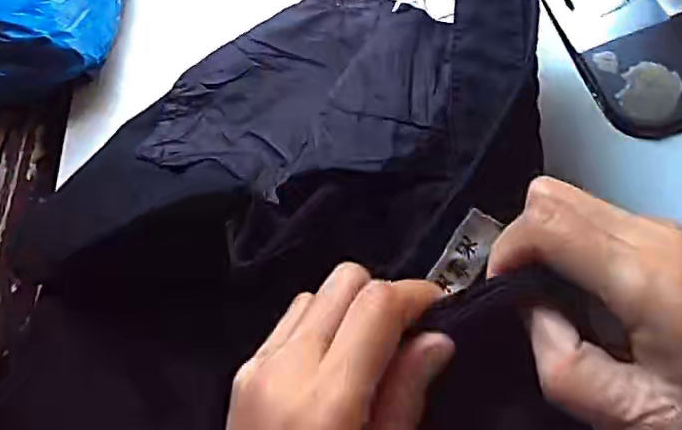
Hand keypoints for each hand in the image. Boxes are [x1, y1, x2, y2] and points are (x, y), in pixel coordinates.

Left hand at [228, 262, 454, 429]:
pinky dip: (322, 323)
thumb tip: (437, 338)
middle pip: (348, 280)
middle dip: (384, 297)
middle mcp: (285, 371)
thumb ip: (406, 395)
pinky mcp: (242, 377)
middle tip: (404, 337)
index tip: (439, 311)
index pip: (378, 301)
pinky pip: (293, 318)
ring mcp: (257, 370)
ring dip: (351, 308)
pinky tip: (333, 364)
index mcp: (324, 401)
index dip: (418, 294)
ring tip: (367, 353)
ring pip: (320, 292)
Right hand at [488, 177, 681, 429]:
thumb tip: (532, 311)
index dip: (506, 250)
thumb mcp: (639, 417)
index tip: (498, 296)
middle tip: (528, 303)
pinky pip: (598, 218)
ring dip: (550, 241)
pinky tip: (596, 301)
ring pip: (574, 199)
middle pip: (553, 193)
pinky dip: (576, 244)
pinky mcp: (669, 235)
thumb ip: (566, 364)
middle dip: (524, 240)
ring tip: (564, 309)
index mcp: (648, 278)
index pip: (548, 220)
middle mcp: (654, 232)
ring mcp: (665, 227)